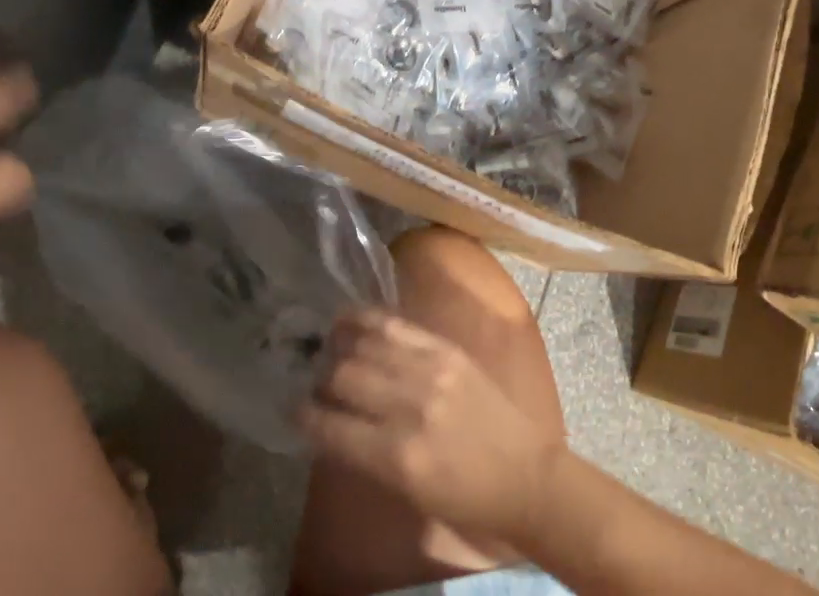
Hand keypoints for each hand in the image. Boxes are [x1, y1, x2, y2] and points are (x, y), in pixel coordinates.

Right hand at [301, 309, 562, 545]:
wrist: (528, 478)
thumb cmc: (465, 499)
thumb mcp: (406, 492)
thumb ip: (363, 454)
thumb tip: (326, 422)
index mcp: (397, 455)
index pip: (329, 427)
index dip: (302, 415)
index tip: (291, 408)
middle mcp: (409, 407)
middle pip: (343, 376)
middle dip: (320, 378)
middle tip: (315, 380)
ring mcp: (431, 372)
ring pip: (365, 344)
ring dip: (338, 345)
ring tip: (328, 346)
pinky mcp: (447, 350)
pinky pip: (397, 325)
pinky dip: (366, 319)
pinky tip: (348, 320)